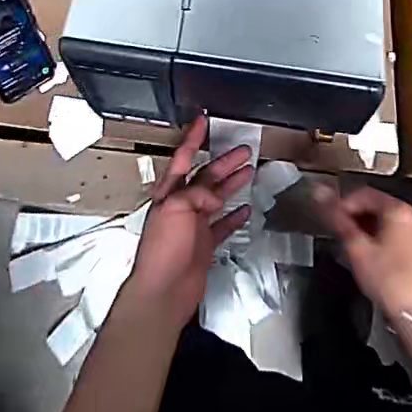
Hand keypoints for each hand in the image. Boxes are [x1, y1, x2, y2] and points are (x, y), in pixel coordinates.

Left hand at [121, 117, 253, 325]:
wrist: (163, 291)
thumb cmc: (162, 250)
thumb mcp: (175, 211)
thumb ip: (196, 195)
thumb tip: (214, 194)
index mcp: (170, 193)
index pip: (182, 157)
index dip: (193, 138)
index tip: (202, 120)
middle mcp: (182, 205)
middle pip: (206, 176)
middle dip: (224, 161)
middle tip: (243, 149)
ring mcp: (193, 225)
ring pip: (217, 197)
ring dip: (232, 183)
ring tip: (249, 170)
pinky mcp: (204, 244)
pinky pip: (222, 225)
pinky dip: (234, 216)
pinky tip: (245, 209)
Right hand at [313, 185, 411, 318]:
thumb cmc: (393, 284)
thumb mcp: (357, 248)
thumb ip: (338, 220)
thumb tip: (322, 198)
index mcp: (399, 210)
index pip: (363, 193)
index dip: (342, 204)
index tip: (331, 216)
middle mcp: (411, 218)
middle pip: (374, 206)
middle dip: (353, 218)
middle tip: (338, 231)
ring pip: (383, 222)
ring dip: (363, 230)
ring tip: (350, 246)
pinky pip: (392, 236)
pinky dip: (376, 240)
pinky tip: (366, 257)